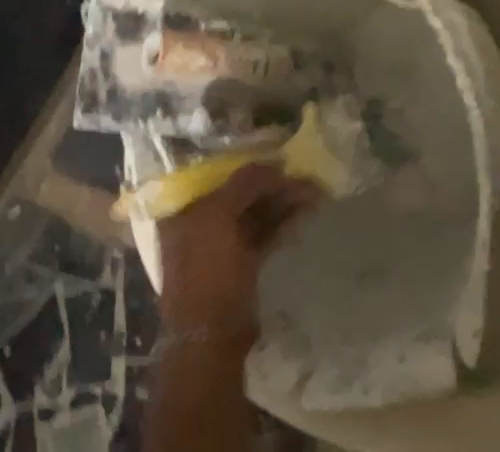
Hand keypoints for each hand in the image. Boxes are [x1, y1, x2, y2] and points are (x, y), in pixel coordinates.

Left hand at [156, 163, 323, 345]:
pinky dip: (282, 225)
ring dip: (283, 203)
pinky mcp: (241, 267)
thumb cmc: (207, 273)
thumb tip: (274, 164)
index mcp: (185, 212)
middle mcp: (200, 225)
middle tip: (306, 178)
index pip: (222, 178)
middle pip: (241, 196)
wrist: (211, 338)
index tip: (286, 161)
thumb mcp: (218, 217)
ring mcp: (221, 247)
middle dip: (273, 186)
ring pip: (255, 215)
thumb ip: (243, 185)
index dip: (254, 169)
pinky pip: (263, 236)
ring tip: (314, 194)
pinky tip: (304, 214)